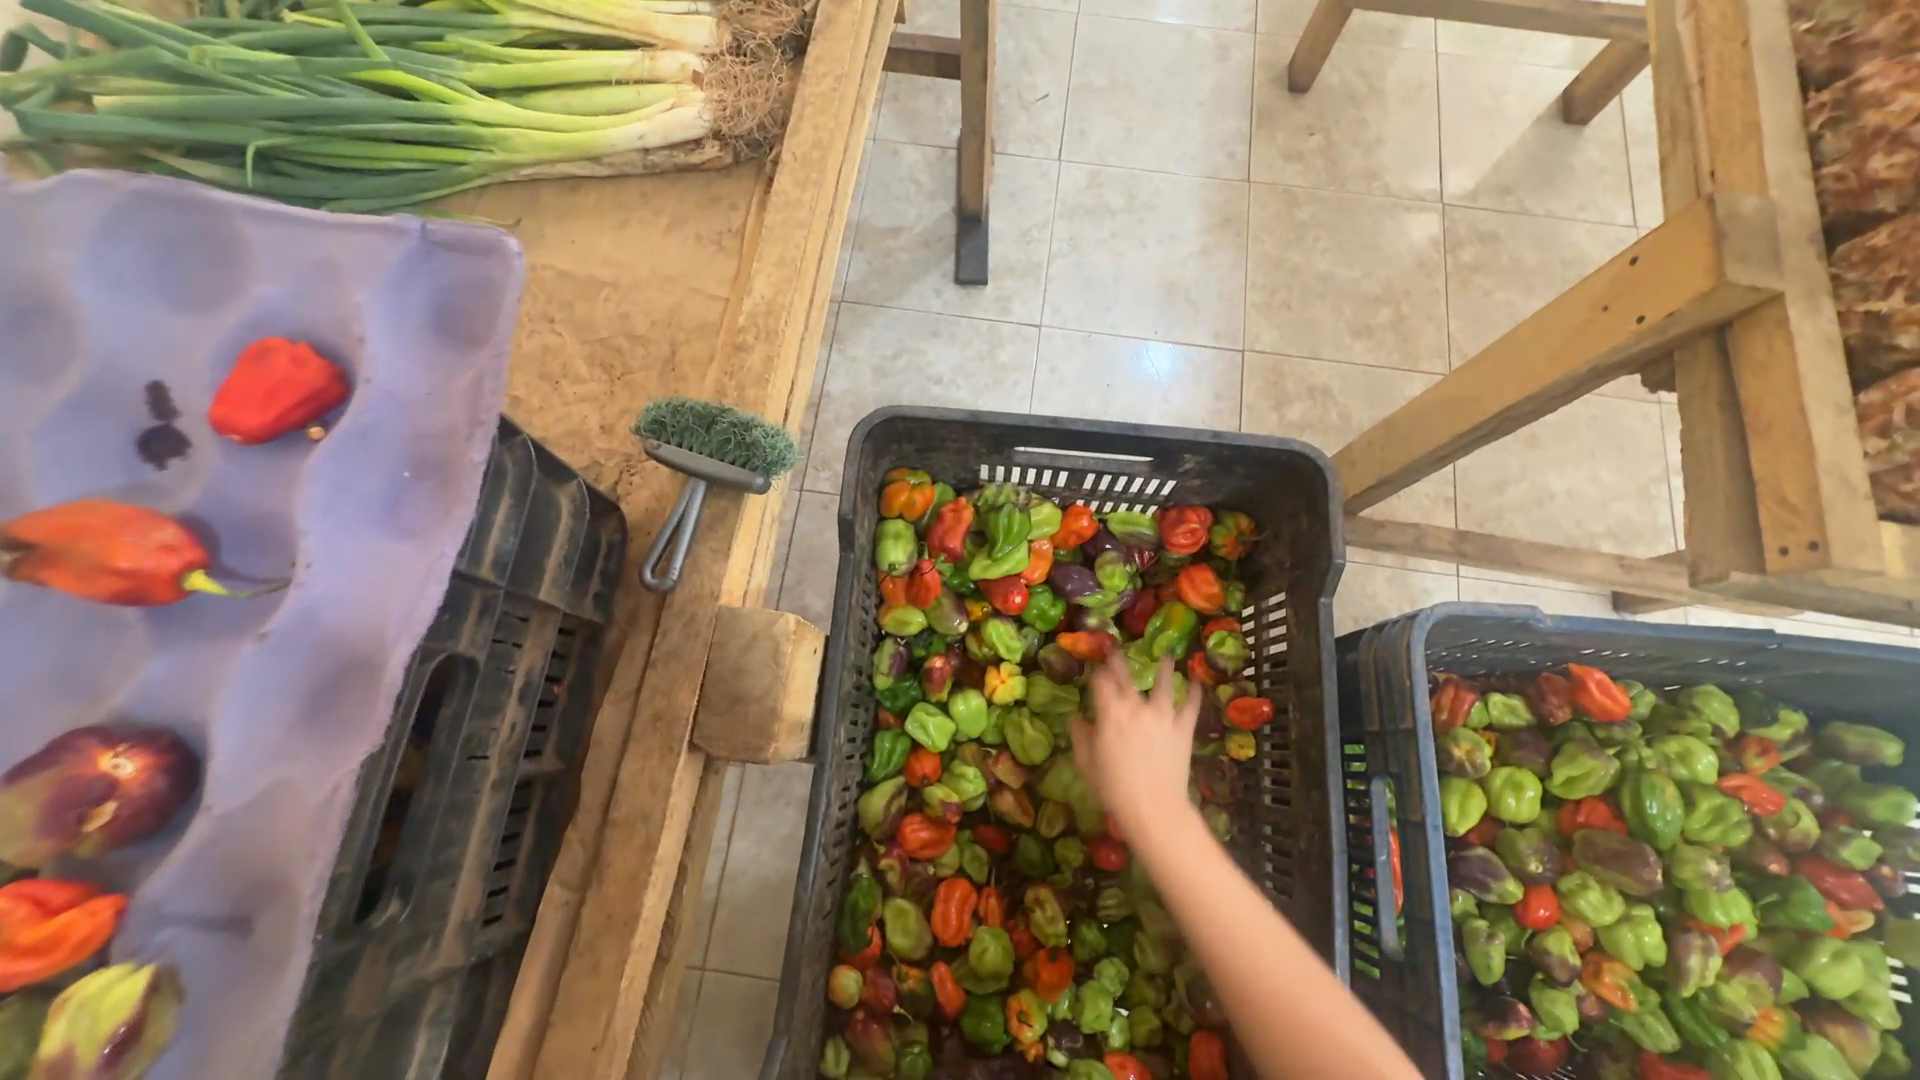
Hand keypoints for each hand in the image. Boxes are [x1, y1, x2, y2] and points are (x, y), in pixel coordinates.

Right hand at [1073, 656, 1199, 840]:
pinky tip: (1198, 682)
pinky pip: (1191, 706)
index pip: (1101, 683)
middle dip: (1120, 662)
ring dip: (1165, 668)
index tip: (1096, 666)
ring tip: (1168, 655)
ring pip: (1164, 684)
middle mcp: (1136, 707)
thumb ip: (1081, 737)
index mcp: (1110, 713)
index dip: (1098, 672)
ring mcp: (1163, 715)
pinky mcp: (1183, 728)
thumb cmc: (1114, 788)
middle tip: (1118, 650)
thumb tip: (1075, 719)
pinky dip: (1195, 693)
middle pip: (1127, 678)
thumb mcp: (1087, 763)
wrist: (1153, 807)